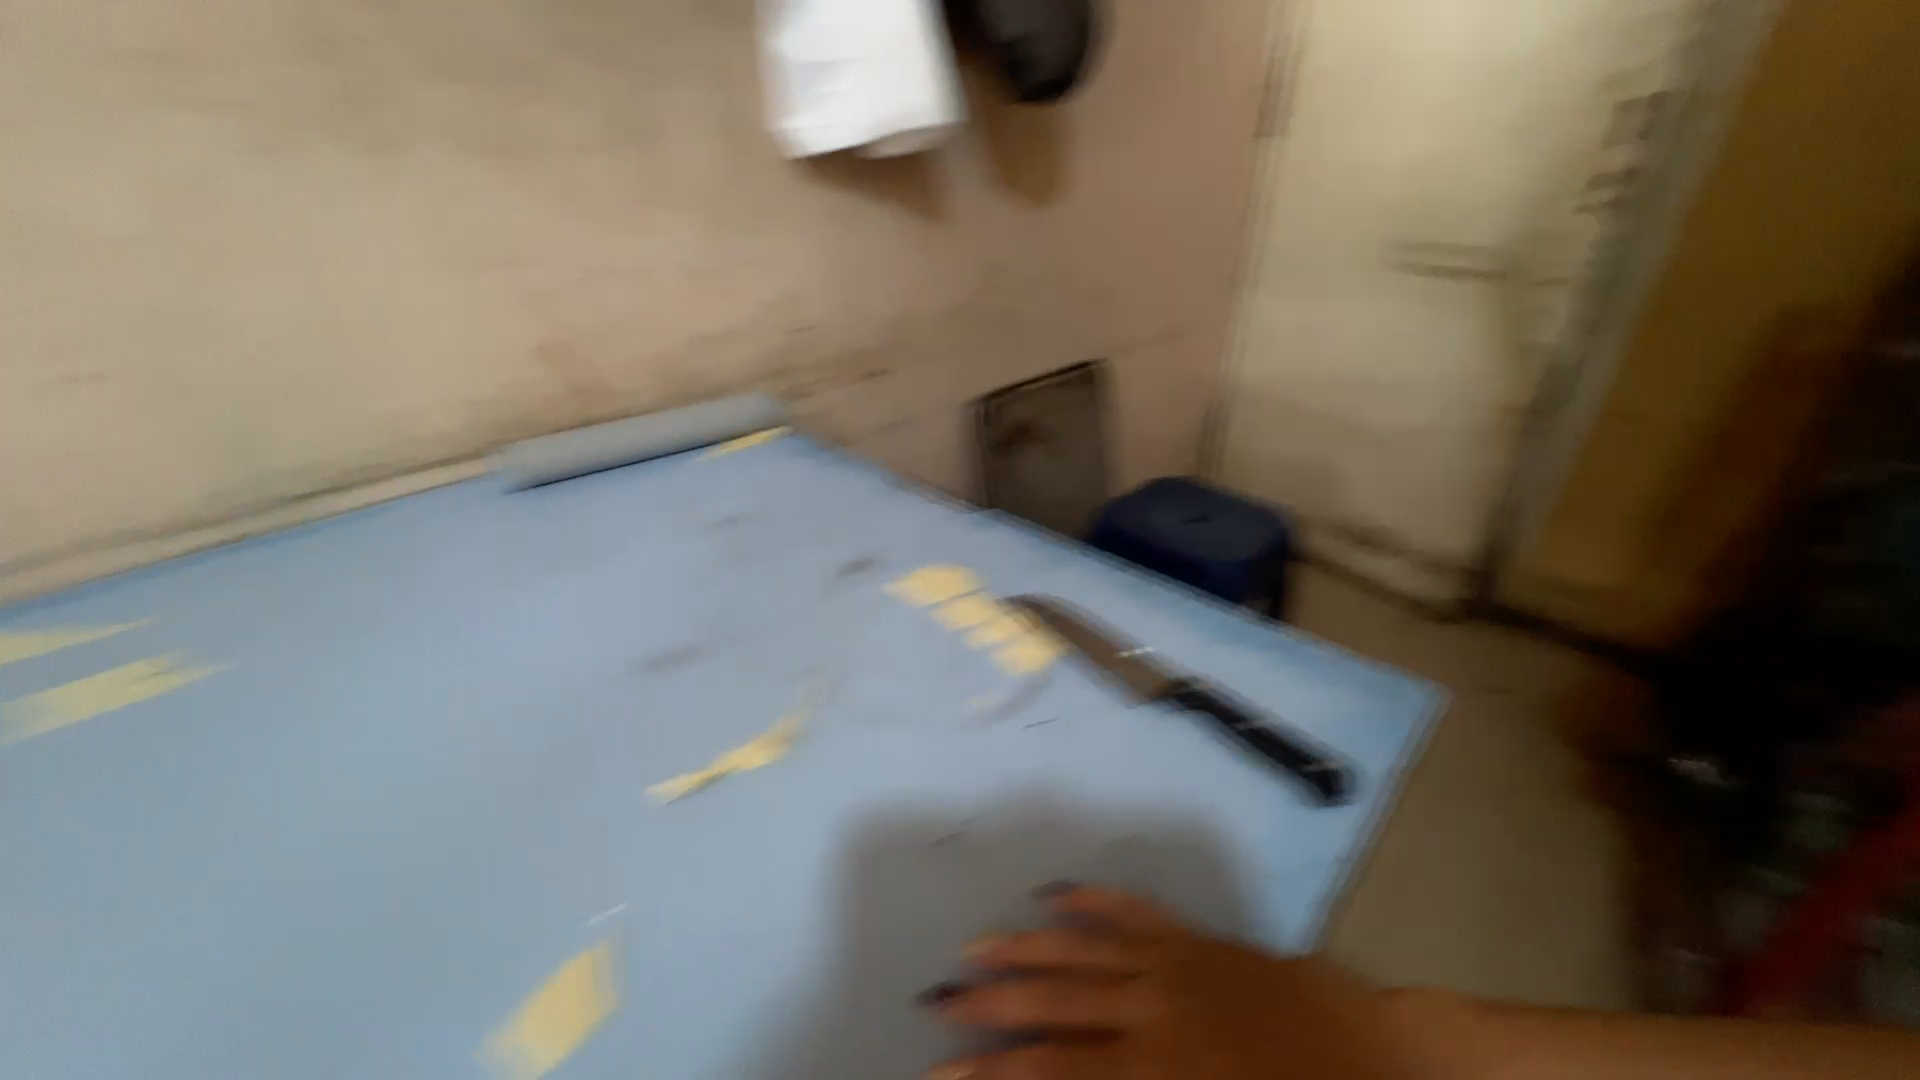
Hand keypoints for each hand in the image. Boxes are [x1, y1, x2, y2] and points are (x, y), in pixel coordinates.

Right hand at [920, 884, 1437, 1079]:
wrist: (1377, 1058)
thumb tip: (1070, 1077)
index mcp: (1153, 1069)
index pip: (1054, 1068)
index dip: (995, 1070)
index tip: (943, 1068)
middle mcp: (1148, 1009)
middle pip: (1054, 1005)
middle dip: (992, 1005)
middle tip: (939, 997)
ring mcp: (1168, 964)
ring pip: (1080, 952)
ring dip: (1024, 950)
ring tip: (975, 947)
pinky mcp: (1192, 940)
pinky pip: (1132, 911)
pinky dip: (1092, 900)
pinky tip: (1056, 892)